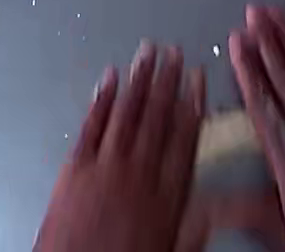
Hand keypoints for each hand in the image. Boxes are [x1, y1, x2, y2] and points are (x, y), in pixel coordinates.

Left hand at [35, 42, 205, 251]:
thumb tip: (209, 210)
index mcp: (165, 198)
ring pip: (128, 112)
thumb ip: (190, 233)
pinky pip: (92, 125)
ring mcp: (105, 168)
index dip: (193, 103)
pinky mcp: (75, 169)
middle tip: (174, 51)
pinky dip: (102, 98)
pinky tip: (109, 76)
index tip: (197, 76)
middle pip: (158, 116)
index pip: (185, 138)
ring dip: (139, 78)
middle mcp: (139, 174)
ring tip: (148, 50)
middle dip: (168, 80)